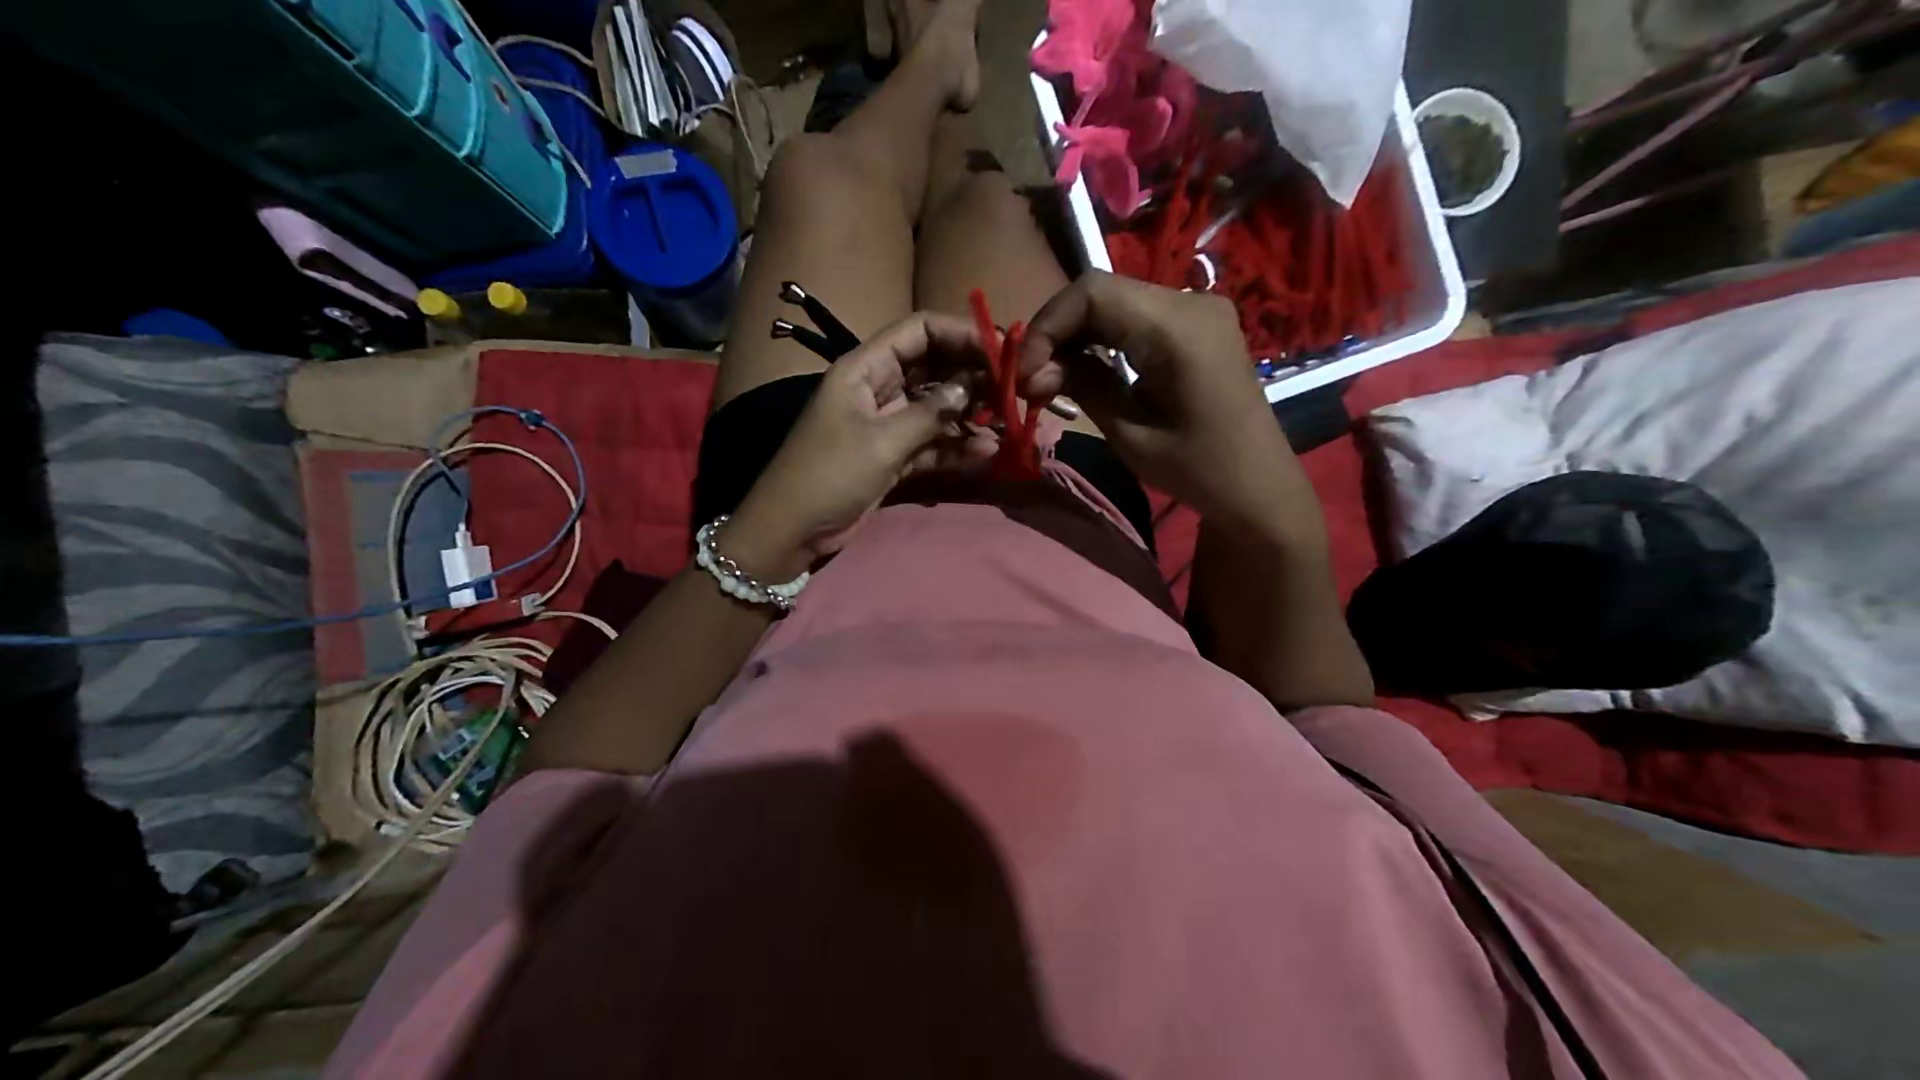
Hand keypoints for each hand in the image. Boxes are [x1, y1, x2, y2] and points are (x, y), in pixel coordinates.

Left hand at [727, 312, 990, 577]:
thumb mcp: (881, 442)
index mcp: (864, 369)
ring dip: (970, 416)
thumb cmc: (828, 475)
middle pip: (934, 368)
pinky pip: (932, 444)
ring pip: (938, 409)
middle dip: (972, 377)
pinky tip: (985, 453)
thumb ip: (930, 414)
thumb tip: (972, 388)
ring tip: (1005, 426)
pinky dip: (956, 447)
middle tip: (1013, 390)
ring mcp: (887, 425)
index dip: (959, 334)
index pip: (919, 332)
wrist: (791, 531)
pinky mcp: (894, 457)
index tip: (999, 350)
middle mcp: (879, 389)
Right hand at [1019, 273, 1298, 539]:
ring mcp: (1197, 311)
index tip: (1025, 374)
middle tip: (1032, 384)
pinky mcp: (1196, 326)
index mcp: (1179, 328)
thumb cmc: (1199, 471)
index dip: (1047, 326)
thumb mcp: (1131, 435)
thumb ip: (1083, 386)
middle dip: (1056, 334)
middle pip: (1100, 293)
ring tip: (1051, 382)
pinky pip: (1134, 318)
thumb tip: (1035, 369)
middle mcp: (1191, 303)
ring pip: (1113, 303)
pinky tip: (1083, 370)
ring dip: (1074, 337)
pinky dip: (1100, 340)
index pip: (1092, 293)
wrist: (1259, 487)